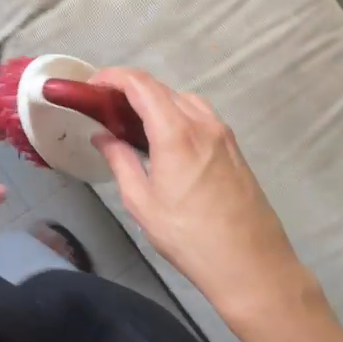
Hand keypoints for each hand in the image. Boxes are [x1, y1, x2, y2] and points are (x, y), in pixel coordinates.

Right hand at [89, 68, 323, 325]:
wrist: (251, 264)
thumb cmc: (189, 237)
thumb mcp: (141, 202)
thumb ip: (120, 161)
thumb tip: (103, 137)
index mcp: (176, 133)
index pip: (141, 84)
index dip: (112, 77)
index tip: (90, 85)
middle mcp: (203, 124)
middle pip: (161, 88)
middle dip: (129, 88)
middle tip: (102, 106)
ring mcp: (223, 135)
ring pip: (183, 99)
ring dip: (154, 100)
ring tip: (131, 121)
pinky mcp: (234, 148)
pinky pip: (200, 116)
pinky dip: (175, 113)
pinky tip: (162, 137)